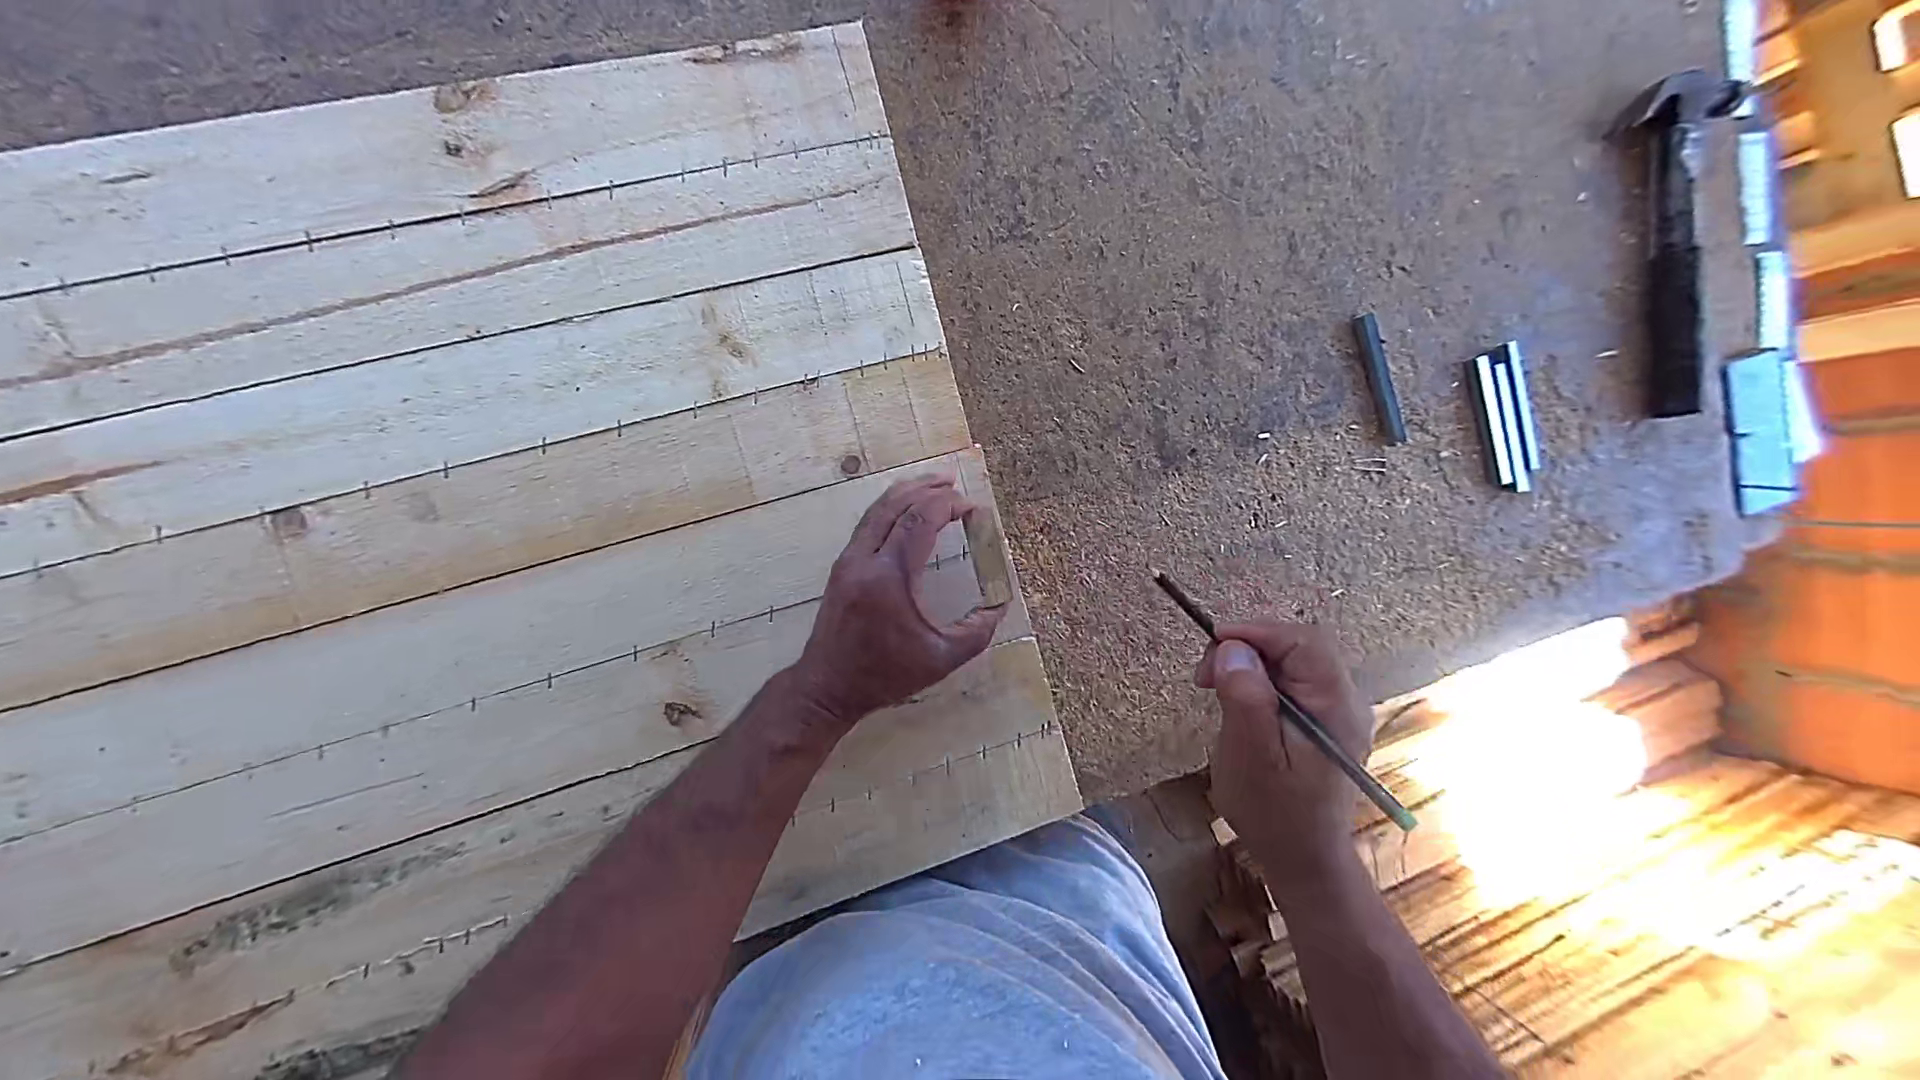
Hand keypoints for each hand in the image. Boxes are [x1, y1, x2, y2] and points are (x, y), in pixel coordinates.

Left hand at [788, 474, 1006, 735]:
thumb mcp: (942, 659)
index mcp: (890, 577)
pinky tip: (905, 512)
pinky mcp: (841, 568)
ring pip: (876, 511)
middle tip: (952, 481)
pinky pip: (867, 525)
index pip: (920, 520)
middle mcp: (864, 560)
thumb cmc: (885, 675)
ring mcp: (848, 561)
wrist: (828, 687)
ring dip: (905, 493)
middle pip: (894, 505)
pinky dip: (890, 509)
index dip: (948, 505)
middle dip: (926, 488)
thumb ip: (977, 630)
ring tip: (932, 486)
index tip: (973, 509)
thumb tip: (1001, 603)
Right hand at [1195, 620, 1372, 883]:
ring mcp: (1334, 710)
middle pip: (1296, 645)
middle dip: (1247, 647)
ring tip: (1215, 689)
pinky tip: (1236, 702)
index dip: (1255, 632)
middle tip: (1206, 675)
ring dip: (1247, 663)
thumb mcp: (1250, 754)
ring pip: (1289, 660)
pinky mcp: (1320, 721)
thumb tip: (1231, 648)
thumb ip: (1245, 697)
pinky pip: (1288, 681)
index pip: (1302, 641)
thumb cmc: (1274, 811)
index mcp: (1335, 706)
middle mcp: (1344, 700)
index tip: (1212, 645)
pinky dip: (1256, 679)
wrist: (1302, 858)